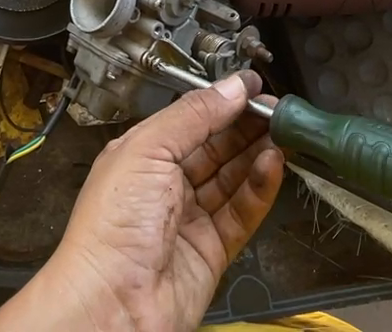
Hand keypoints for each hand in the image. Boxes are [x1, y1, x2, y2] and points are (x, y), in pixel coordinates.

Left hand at [0, 72, 284, 331]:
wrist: (111, 304)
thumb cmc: (110, 226)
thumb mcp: (149, 149)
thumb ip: (194, 115)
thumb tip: (231, 88)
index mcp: (142, 154)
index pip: (191, 119)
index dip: (222, 102)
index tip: (252, 88)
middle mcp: (165, 184)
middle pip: (215, 147)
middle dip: (245, 125)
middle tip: (275, 109)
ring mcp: (189, 218)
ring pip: (232, 177)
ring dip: (257, 153)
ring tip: (282, 132)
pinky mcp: (211, 250)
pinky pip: (242, 212)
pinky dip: (260, 188)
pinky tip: (273, 165)